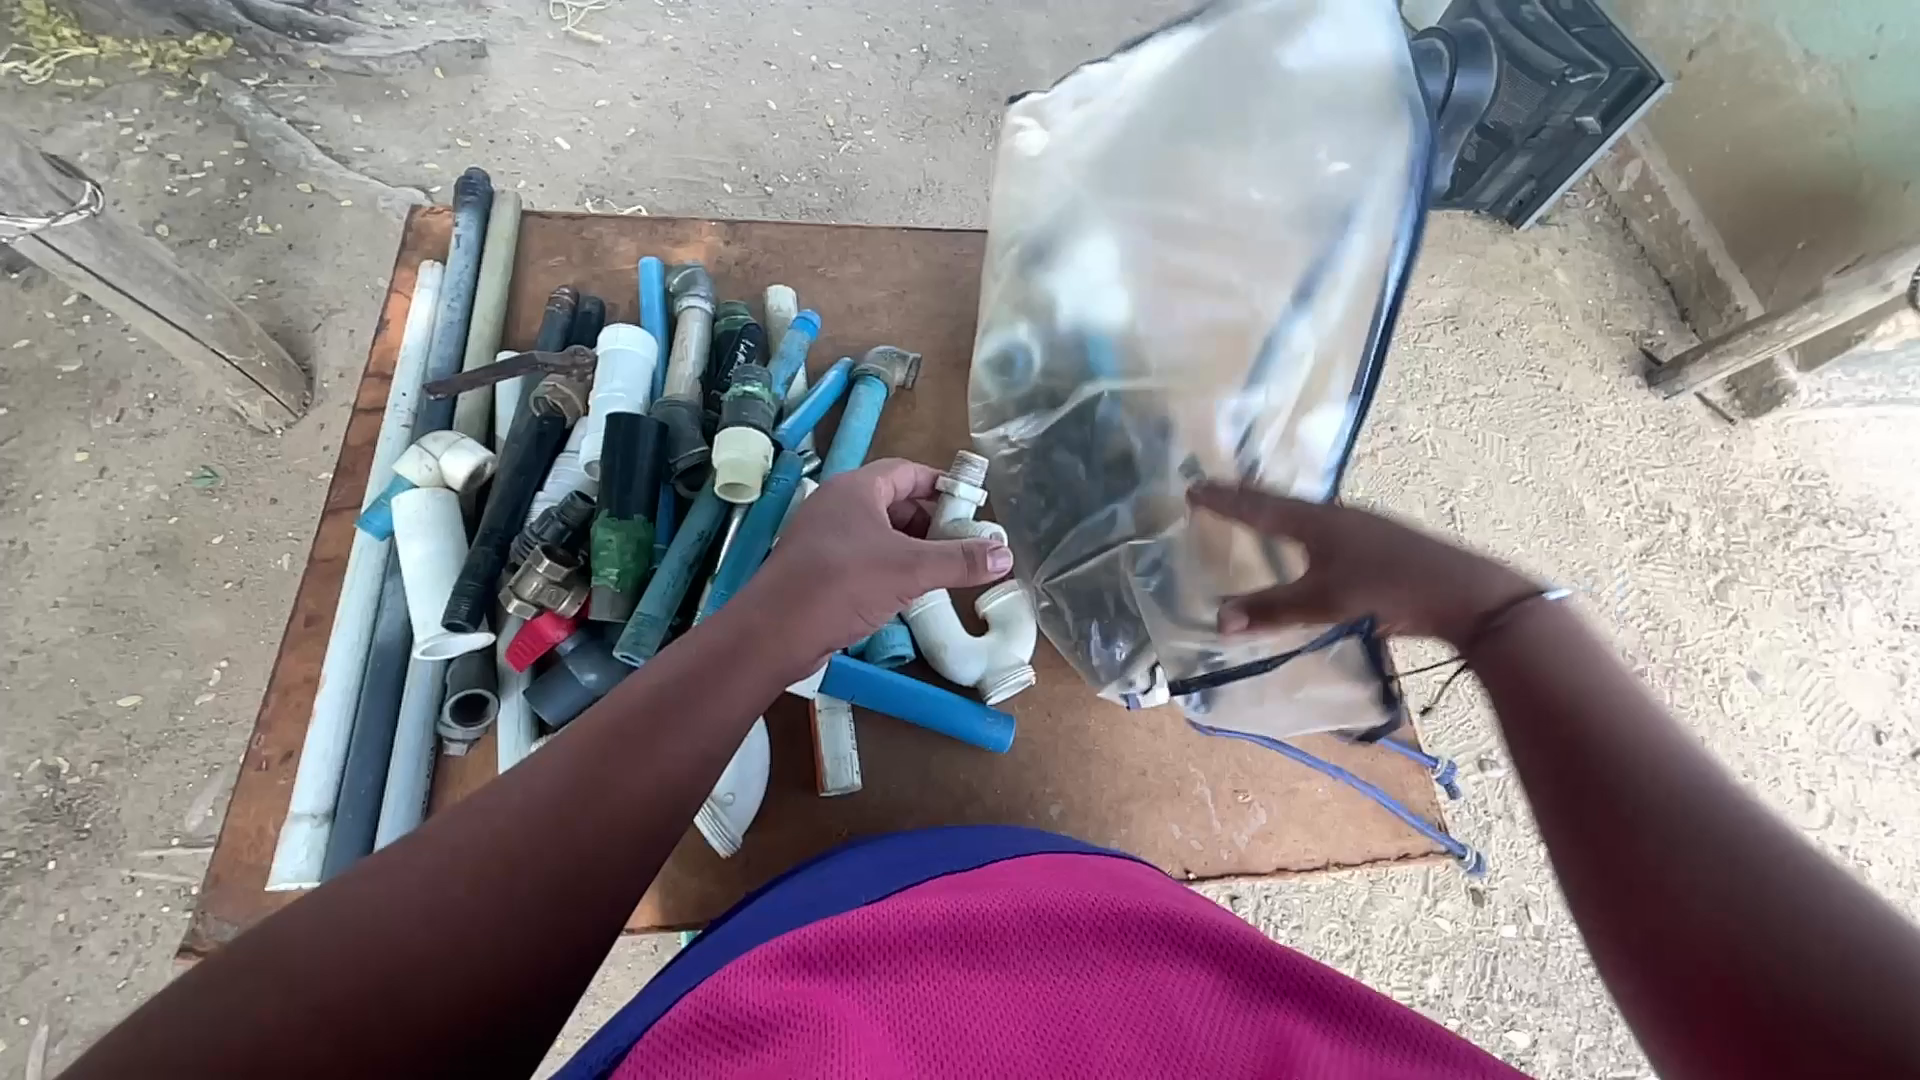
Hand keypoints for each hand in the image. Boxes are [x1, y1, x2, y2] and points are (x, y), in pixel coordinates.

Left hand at [744, 458, 1013, 668]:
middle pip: (895, 502)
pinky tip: (910, 591)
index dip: (941, 484)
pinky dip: (891, 567)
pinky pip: (864, 558)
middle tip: (963, 543)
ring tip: (944, 569)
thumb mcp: (909, 569)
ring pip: (880, 533)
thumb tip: (1005, 553)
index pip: (907, 471)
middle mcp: (838, 506)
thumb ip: (959, 560)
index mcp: (856, 489)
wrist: (774, 632)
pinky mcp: (819, 569)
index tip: (971, 505)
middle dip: (931, 522)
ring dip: (913, 548)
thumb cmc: (841, 584)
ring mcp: (825, 538)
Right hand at [1187, 483, 1537, 645]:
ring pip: (1306, 514)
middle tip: (1219, 492)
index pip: (1257, 506)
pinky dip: (1301, 528)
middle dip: (1247, 498)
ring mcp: (1363, 526)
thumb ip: (1271, 610)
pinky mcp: (1381, 542)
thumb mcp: (1324, 603)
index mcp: (1316, 520)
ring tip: (1257, 514)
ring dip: (1276, 512)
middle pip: (1280, 502)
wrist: (1471, 594)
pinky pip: (1326, 527)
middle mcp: (1337, 514)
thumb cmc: (1390, 590)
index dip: (1223, 500)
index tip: (1193, 487)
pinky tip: (1310, 543)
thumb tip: (1218, 619)